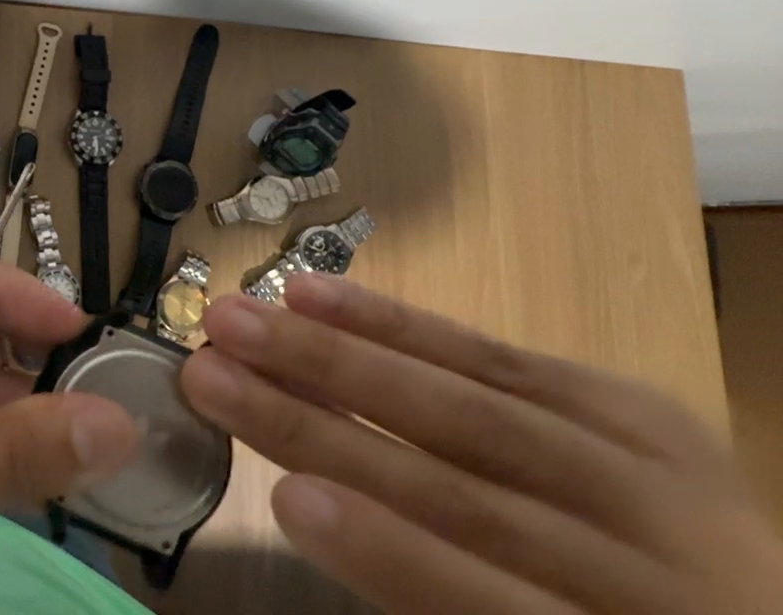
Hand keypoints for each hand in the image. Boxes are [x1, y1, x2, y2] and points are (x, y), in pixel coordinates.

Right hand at [182, 273, 782, 613]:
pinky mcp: (638, 410)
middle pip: (472, 491)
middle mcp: (670, 576)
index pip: (499, 605)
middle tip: (209, 374)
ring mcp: (662, 481)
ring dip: (336, 357)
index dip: (394, 554)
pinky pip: (505, 358)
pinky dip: (399, 323)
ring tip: (235, 319)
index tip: (287, 501)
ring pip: (479, 408)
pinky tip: (314, 295)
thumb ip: (430, 589)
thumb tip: (312, 500)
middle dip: (325, 426)